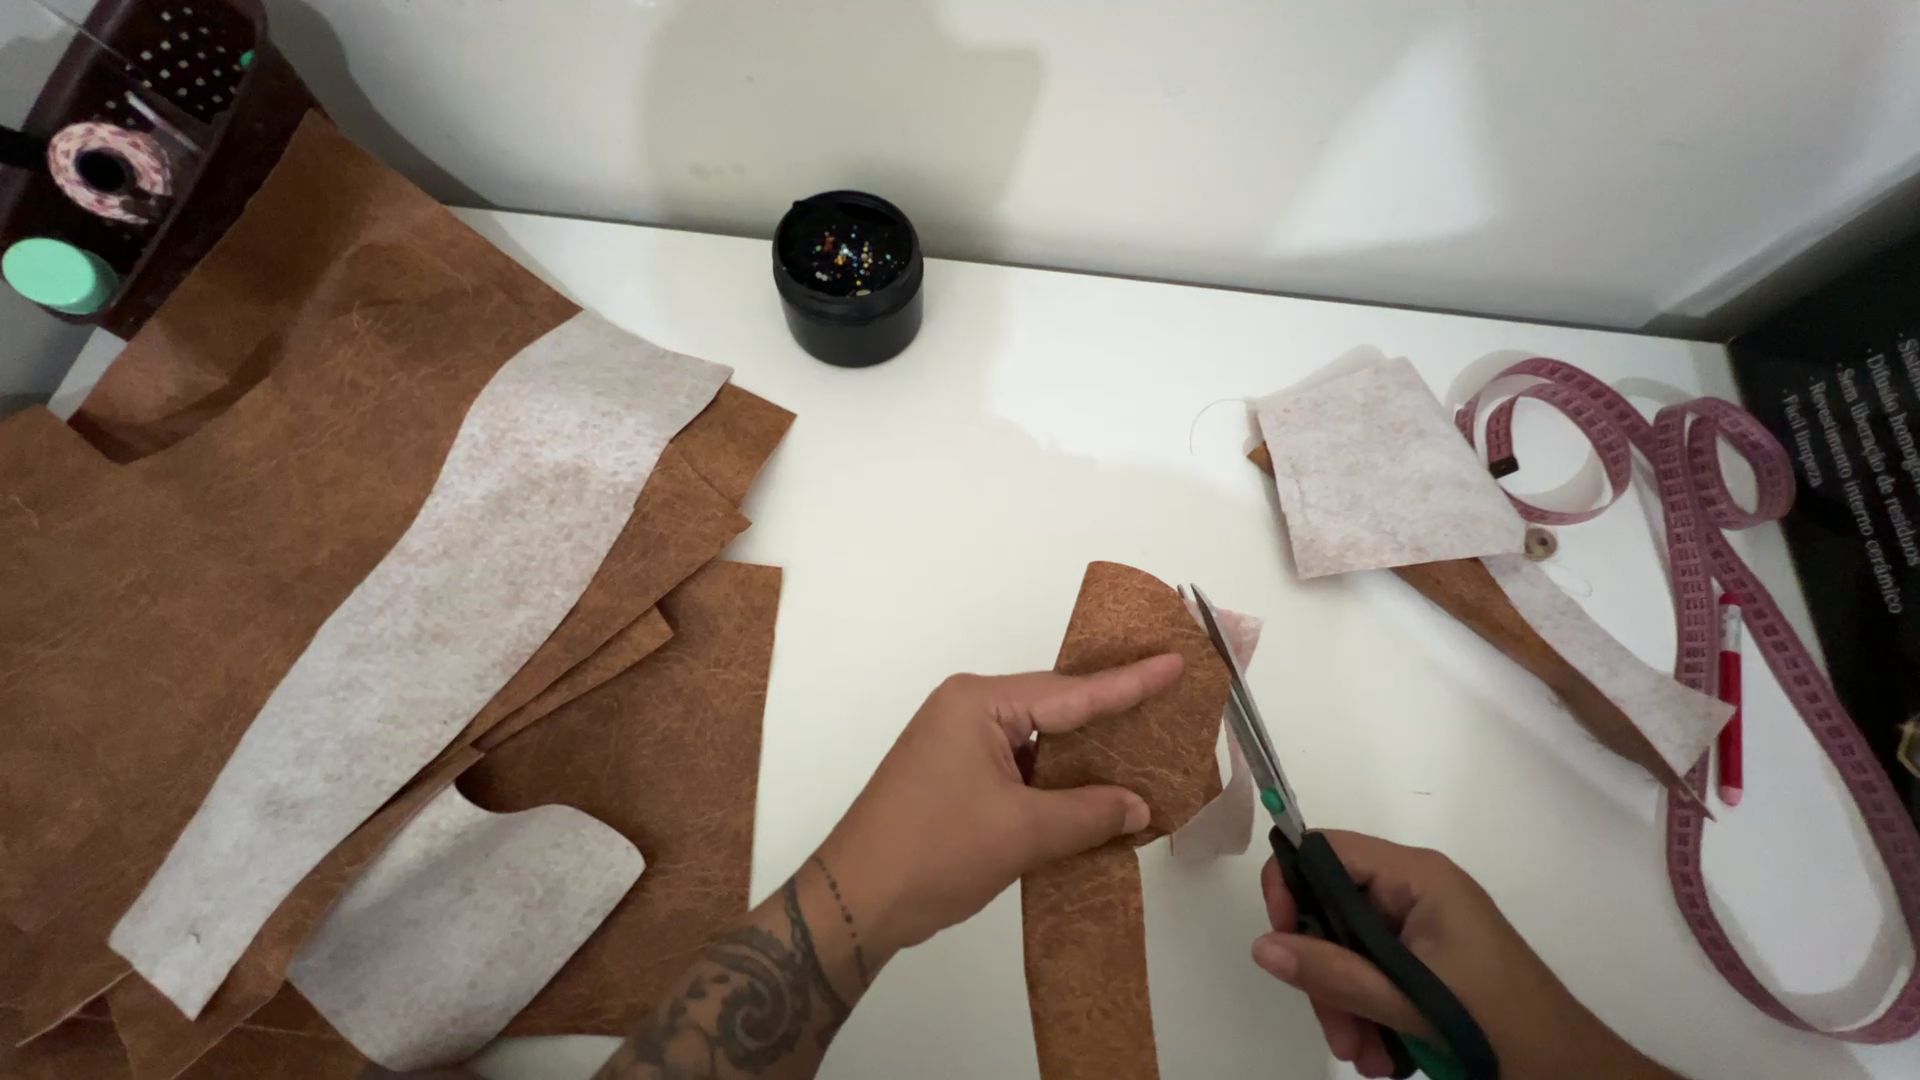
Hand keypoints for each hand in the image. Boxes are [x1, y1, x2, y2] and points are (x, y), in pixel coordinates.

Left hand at [816, 654, 1184, 957]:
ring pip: (1036, 738)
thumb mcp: (1021, 832)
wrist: (857, 899)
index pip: (1069, 693)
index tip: (1173, 661)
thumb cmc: (936, 851)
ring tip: (1140, 750)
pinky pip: (1018, 763)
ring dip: (1079, 754)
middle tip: (1165, 702)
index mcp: (978, 703)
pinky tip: (1090, 793)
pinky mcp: (956, 771)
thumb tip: (1140, 807)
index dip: (1128, 682)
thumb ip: (1088, 814)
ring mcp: (957, 740)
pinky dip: (1053, 778)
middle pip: (1052, 708)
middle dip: (1106, 715)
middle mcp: (967, 708)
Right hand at [1252, 830, 1678, 1079]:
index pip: (1323, 849)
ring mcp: (1422, 921)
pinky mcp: (1428, 954)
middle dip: (1323, 968)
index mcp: (1416, 876)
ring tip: (1365, 1057)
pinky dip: (1367, 1007)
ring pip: (1347, 943)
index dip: (1290, 884)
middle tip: (1337, 1031)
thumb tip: (1260, 947)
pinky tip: (1382, 1053)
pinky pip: (1372, 966)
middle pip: (1330, 904)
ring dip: (1344, 1000)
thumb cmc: (1507, 1030)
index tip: (1282, 942)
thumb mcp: (1413, 1004)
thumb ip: (1334, 974)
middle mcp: (1414, 887)